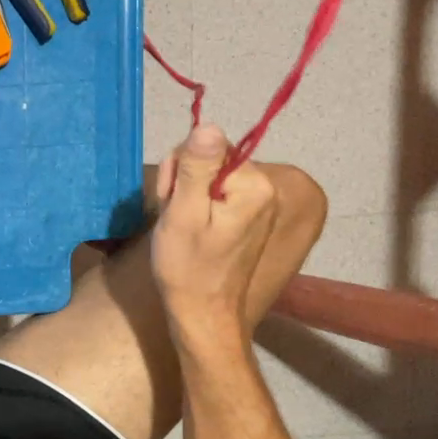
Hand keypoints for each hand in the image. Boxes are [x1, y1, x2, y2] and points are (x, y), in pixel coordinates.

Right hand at [150, 125, 278, 343]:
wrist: (202, 313)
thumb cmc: (187, 266)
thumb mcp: (183, 214)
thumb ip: (195, 169)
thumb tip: (208, 125)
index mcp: (254, 185)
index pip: (209, 146)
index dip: (180, 168)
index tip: (172, 201)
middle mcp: (265, 189)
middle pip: (210, 159)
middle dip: (182, 181)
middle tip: (174, 217)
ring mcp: (259, 204)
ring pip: (209, 176)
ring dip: (186, 195)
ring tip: (180, 226)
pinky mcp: (249, 217)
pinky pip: (216, 194)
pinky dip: (196, 207)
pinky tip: (189, 229)